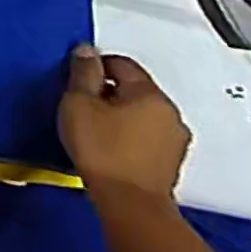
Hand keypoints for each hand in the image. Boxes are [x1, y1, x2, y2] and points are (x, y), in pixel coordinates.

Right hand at [59, 45, 190, 202]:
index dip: (94, 65)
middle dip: (107, 88)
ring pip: (141, 110)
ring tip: (93, 122)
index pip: (121, 63)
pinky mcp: (171, 158)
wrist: (128, 201)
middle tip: (80, 101)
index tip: (74, 79)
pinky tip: (109, 140)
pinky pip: (147, 130)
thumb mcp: (79, 101)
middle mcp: (171, 114)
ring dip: (118, 109)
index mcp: (151, 95)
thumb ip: (84, 72)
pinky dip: (128, 128)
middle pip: (134, 87)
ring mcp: (176, 139)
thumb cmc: (100, 146)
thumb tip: (87, 51)